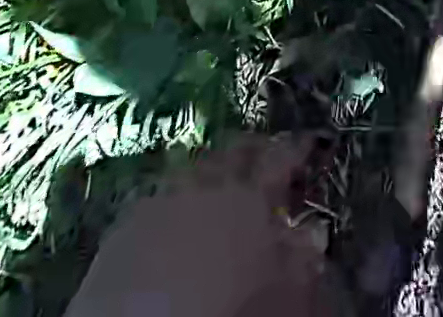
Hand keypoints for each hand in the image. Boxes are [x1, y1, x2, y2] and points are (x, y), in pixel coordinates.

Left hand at [66, 134, 336, 316]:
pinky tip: (178, 212)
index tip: (309, 142)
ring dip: (213, 167)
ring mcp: (166, 195)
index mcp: (251, 195)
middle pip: (236, 150)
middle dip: (254, 148)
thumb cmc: (226, 311)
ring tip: (223, 180)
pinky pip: (162, 190)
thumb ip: (300, 259)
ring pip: (197, 164)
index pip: (282, 157)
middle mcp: (209, 182)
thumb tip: (313, 234)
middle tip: (267, 153)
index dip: (297, 147)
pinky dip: (177, 193)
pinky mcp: (130, 218)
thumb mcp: (282, 293)